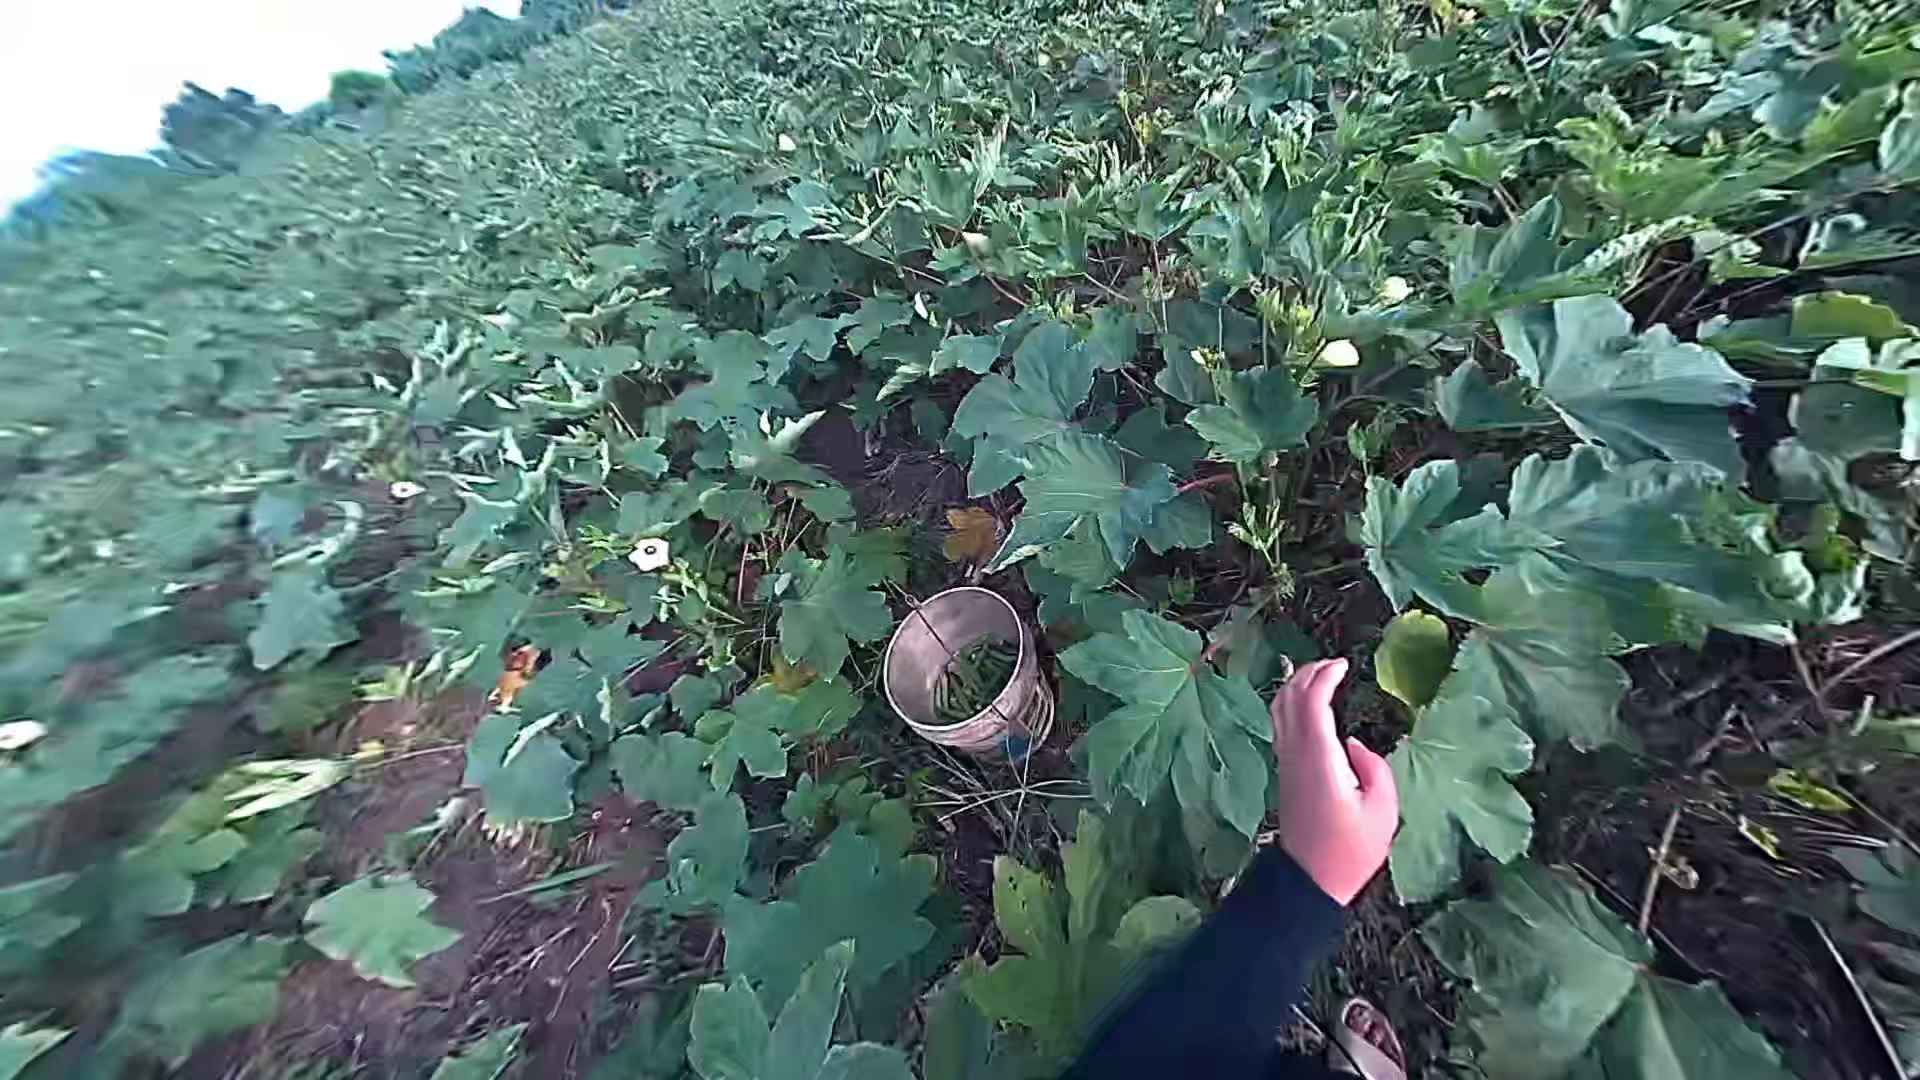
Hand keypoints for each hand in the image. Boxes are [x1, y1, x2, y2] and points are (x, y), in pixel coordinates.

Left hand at [1269, 658, 1398, 904]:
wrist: (1310, 873)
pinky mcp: (1285, 766)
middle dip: (1307, 673)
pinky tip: (1304, 703)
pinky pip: (1280, 722)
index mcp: (1318, 755)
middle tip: (1332, 664)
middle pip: (1290, 697)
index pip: (1312, 701)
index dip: (1323, 677)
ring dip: (1295, 685)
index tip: (1341, 664)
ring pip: (1280, 707)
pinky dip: (1290, 702)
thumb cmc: (1351, 846)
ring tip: (1318, 674)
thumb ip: (1375, 768)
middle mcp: (1295, 750)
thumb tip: (1354, 743)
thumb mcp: (1382, 810)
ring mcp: (1285, 757)